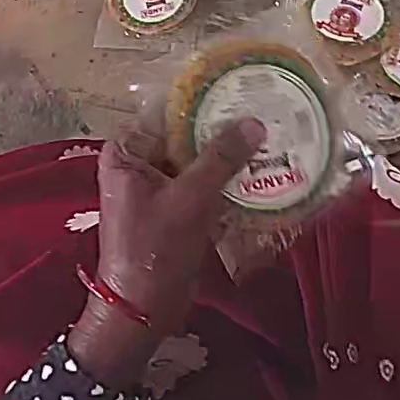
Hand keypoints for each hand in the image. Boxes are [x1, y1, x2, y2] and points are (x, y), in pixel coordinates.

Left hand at [66, 111, 264, 385]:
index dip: (204, 100)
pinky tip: (261, 171)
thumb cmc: (155, 249)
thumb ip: (221, 159)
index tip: (241, 88)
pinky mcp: (176, 206)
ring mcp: (159, 185)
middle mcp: (140, 161)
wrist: (143, 311)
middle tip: (264, 112)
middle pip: (186, 134)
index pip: (168, 111)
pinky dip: (227, 178)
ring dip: (230, 154)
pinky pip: (203, 182)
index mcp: (129, 151)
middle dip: (223, 129)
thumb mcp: (189, 200)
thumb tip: (254, 122)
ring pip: (198, 158)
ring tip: (270, 138)